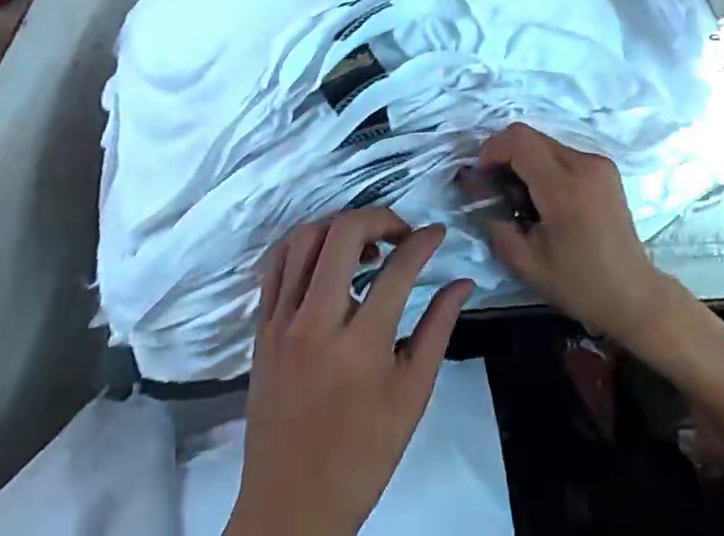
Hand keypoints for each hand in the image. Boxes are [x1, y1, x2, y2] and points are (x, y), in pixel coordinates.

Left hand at [227, 208, 474, 535]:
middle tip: (402, 233)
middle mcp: (315, 322)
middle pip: (343, 234)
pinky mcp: (260, 330)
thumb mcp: (412, 395)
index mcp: (361, 345)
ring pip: (303, 240)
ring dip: (339, 227)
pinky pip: (275, 267)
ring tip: (365, 246)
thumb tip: (463, 282)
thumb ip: (438, 329)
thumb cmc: (363, 454)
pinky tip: (326, 260)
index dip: (424, 240)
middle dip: (380, 218)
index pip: (398, 268)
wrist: (292, 506)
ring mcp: (280, 324)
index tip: (438, 233)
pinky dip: (303, 248)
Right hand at [476, 123, 683, 346]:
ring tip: (524, 203)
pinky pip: (562, 154)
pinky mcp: (605, 168)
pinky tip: (546, 201)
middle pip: (531, 137)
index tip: (482, 179)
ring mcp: (599, 163)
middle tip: (500, 195)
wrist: (632, 293)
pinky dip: (545, 168)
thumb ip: (492, 216)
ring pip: (545, 144)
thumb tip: (470, 183)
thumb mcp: (523, 260)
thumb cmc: (577, 283)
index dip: (491, 151)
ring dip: (525, 163)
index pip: (519, 140)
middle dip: (506, 158)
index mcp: (566, 187)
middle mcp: (586, 164)